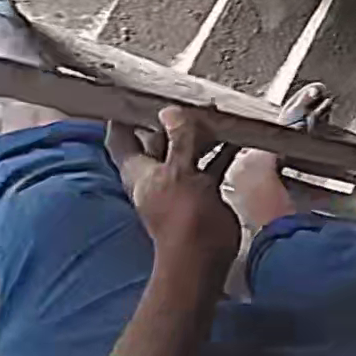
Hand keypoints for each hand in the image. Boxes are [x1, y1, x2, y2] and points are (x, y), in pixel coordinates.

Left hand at [125, 107, 239, 280]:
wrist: (203, 255)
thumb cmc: (183, 218)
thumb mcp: (179, 171)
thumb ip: (178, 140)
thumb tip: (171, 113)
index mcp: (140, 172)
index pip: (121, 140)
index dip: (122, 120)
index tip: (130, 100)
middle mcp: (157, 177)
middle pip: (159, 142)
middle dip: (172, 123)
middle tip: (187, 102)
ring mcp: (181, 184)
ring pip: (188, 151)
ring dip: (200, 135)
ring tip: (215, 116)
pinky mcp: (203, 192)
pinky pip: (211, 164)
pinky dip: (221, 152)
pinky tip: (234, 141)